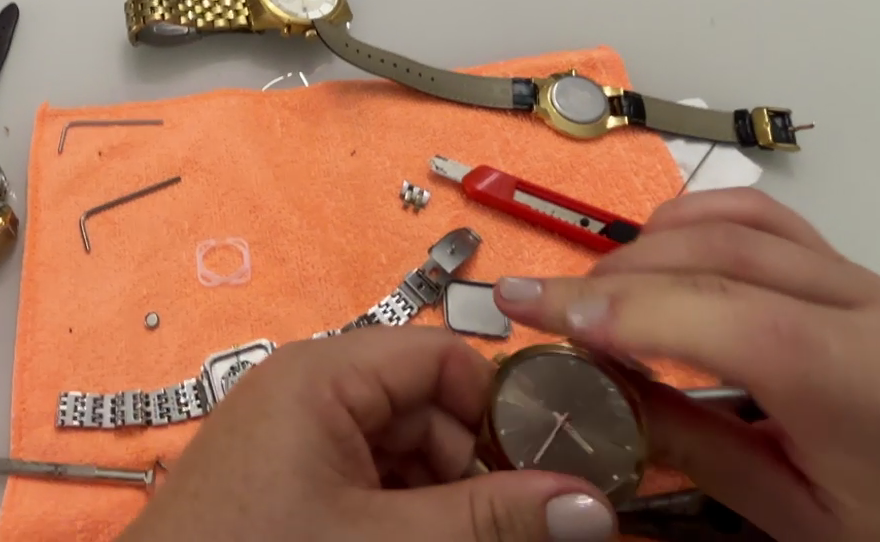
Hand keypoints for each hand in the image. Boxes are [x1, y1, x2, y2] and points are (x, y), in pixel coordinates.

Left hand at [120, 327, 619, 541]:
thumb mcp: (385, 541)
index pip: (438, 355)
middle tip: (504, 537)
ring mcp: (293, 429)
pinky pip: (362, 473)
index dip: (498, 411)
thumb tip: (595, 505)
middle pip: (423, 404)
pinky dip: (397, 511)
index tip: (547, 482)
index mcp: (325, 371)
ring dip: (438, 501)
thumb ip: (488, 520)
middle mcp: (309, 384)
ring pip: (399, 447)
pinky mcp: (284, 471)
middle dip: (470, 470)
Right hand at [490, 188, 879, 541]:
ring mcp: (867, 282)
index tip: (536, 311)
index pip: (738, 326)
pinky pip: (760, 215)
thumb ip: (695, 448)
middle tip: (539, 303)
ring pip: (731, 227)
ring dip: (643, 247)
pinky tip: (657, 249)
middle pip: (719, 261)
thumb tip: (592, 390)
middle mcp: (877, 320)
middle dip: (610, 277)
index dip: (628, 312)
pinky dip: (690, 219)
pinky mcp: (854, 268)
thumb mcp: (808, 523)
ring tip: (595, 289)